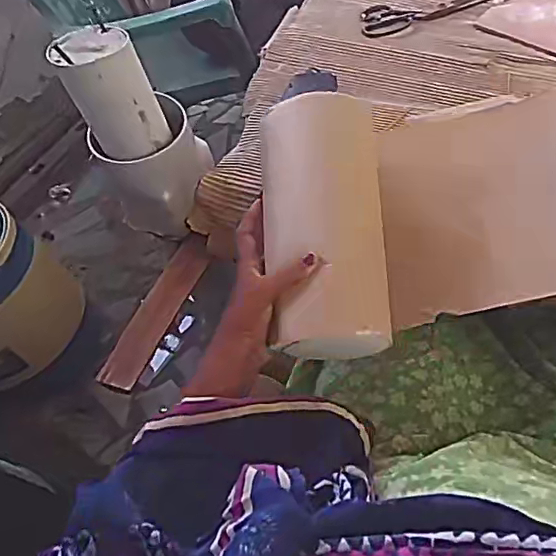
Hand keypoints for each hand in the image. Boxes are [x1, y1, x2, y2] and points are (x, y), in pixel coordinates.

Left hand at [197, 200, 319, 390]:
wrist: (237, 358)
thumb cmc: (243, 322)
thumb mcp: (263, 293)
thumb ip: (286, 275)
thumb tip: (313, 256)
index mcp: (246, 267)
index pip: (246, 233)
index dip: (252, 214)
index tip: (264, 196)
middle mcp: (255, 276)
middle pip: (264, 247)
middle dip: (277, 230)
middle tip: (298, 215)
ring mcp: (265, 293)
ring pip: (279, 267)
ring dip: (292, 256)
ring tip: (314, 241)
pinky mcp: (277, 309)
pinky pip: (291, 288)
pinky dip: (302, 281)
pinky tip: (318, 279)